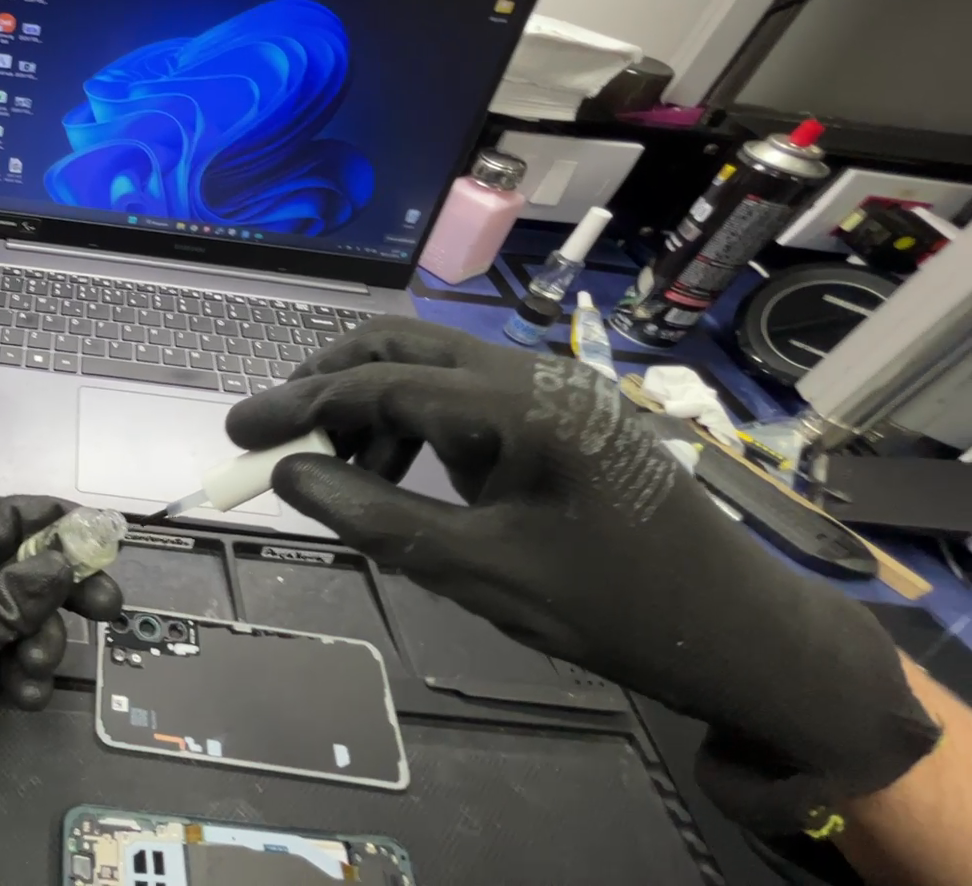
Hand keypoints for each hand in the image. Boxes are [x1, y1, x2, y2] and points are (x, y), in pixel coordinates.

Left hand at [0, 496, 122, 834]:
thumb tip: (66, 557)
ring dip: (40, 644)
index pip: (8, 518)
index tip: (103, 535)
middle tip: (111, 609)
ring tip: (31, 673)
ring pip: (22, 623)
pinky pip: (5, 665)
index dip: (55, 519)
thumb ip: (12, 595)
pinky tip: (19, 697)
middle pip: (26, 572)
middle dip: (67, 588)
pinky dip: (20, 677)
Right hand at [228, 317, 938, 833]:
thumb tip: (286, 472)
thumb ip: (369, 513)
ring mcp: (540, 387)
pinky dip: (402, 421)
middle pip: (394, 344)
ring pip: (419, 363)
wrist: (739, 634)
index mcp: (517, 405)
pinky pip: (450, 394)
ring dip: (362, 403)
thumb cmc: (606, 606)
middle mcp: (526, 374)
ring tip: (335, 466)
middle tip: (279, 432)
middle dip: (324, 382)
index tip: (238, 432)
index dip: (297, 406)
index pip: (377, 383)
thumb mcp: (472, 569)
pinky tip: (390, 468)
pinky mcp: (544, 410)